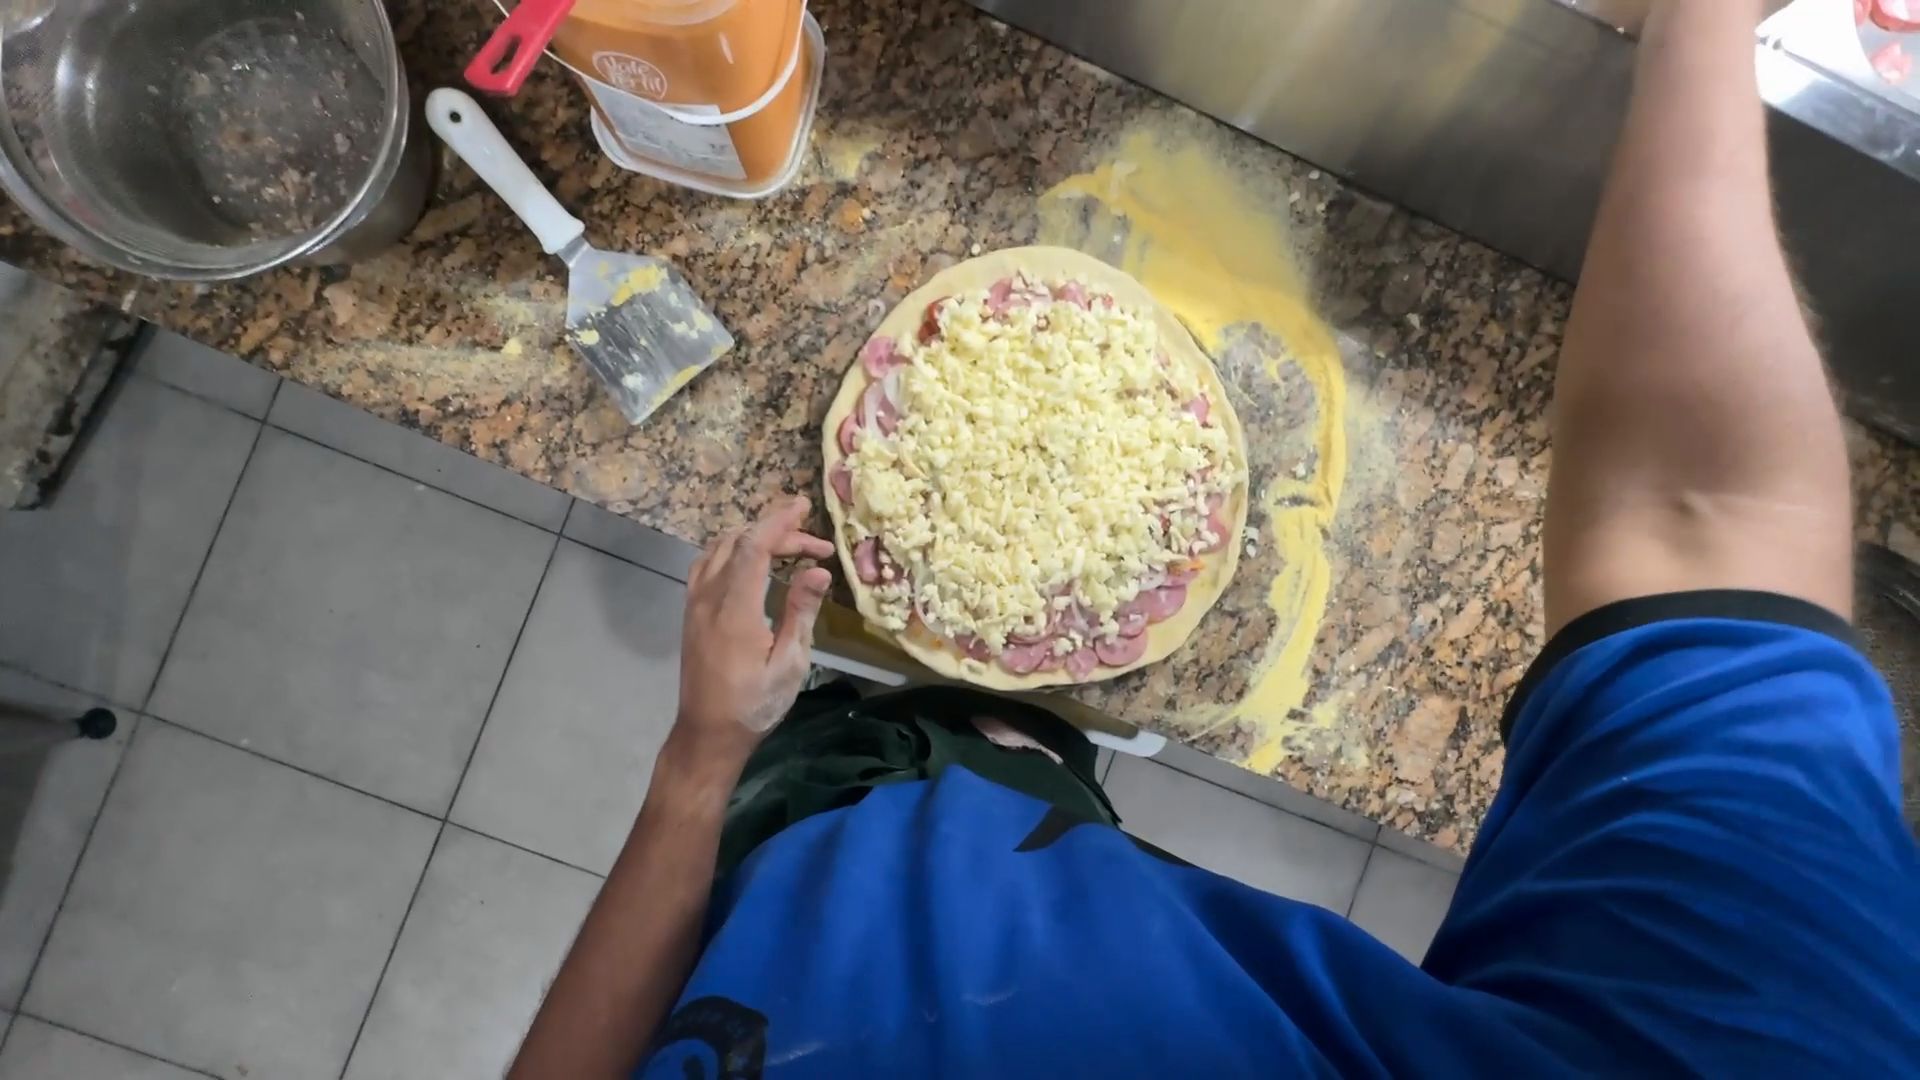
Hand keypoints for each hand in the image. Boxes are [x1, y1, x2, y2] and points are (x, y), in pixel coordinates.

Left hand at [674, 496, 834, 762]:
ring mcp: (695, 604)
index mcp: (734, 610)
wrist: (707, 734)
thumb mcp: (789, 664)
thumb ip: (801, 613)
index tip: (804, 507)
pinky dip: (734, 550)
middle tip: (816, 544)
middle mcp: (709, 598)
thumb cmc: (754, 704)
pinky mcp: (691, 612)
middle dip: (777, 531)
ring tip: (789, 546)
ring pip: (720, 549)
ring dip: (754, 538)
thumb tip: (818, 571)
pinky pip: (708, 564)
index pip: (754, 547)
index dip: (779, 522)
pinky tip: (754, 562)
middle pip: (739, 542)